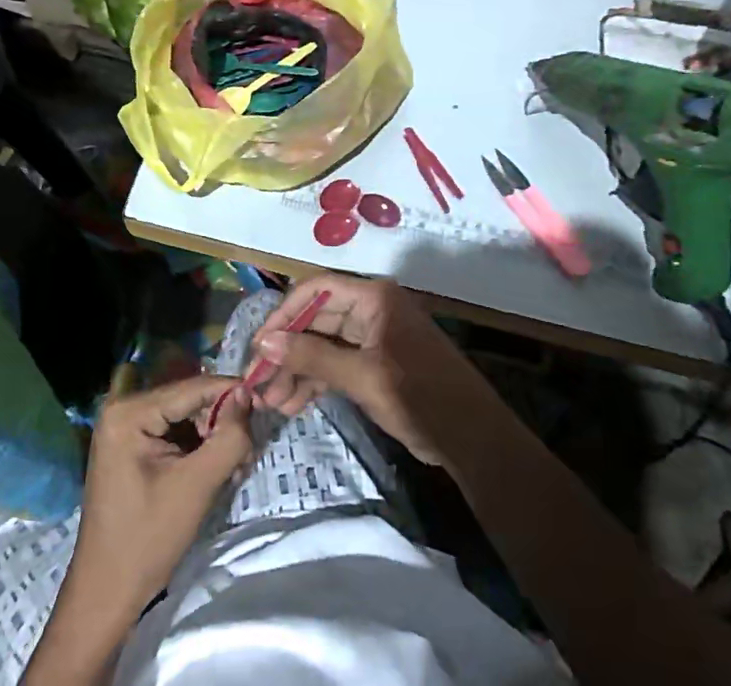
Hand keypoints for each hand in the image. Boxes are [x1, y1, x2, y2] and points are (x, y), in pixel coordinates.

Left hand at [70, 375, 252, 611]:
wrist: (108, 588)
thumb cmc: (148, 537)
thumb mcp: (197, 485)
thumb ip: (228, 436)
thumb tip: (247, 394)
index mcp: (129, 412)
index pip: (193, 387)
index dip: (233, 392)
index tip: (265, 405)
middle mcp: (122, 408)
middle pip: (189, 399)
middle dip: (221, 421)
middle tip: (246, 453)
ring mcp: (124, 426)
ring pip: (185, 415)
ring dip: (212, 436)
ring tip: (233, 467)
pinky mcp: (131, 444)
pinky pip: (174, 431)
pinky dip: (197, 446)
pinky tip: (214, 469)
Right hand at [251, 275, 495, 465]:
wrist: (472, 439)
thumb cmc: (421, 396)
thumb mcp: (363, 376)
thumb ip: (312, 357)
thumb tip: (264, 342)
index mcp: (374, 298)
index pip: (316, 290)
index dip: (284, 315)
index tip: (259, 346)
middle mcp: (371, 310)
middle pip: (316, 320)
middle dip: (286, 351)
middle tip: (258, 382)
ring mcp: (372, 338)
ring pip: (321, 346)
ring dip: (296, 371)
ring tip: (270, 402)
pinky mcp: (373, 365)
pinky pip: (334, 365)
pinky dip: (314, 382)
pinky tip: (291, 405)